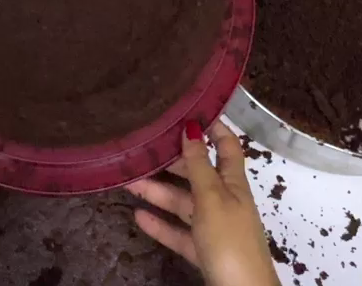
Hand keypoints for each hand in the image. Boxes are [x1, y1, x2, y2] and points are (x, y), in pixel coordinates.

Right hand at [126, 120, 279, 285]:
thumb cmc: (230, 239)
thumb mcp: (212, 197)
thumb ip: (199, 164)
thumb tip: (192, 125)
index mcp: (233, 182)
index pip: (226, 145)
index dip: (212, 126)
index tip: (187, 109)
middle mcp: (224, 199)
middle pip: (197, 173)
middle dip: (171, 160)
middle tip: (143, 144)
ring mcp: (213, 227)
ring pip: (183, 202)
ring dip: (157, 191)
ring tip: (128, 180)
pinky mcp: (203, 251)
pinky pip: (179, 232)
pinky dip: (160, 224)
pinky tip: (137, 216)